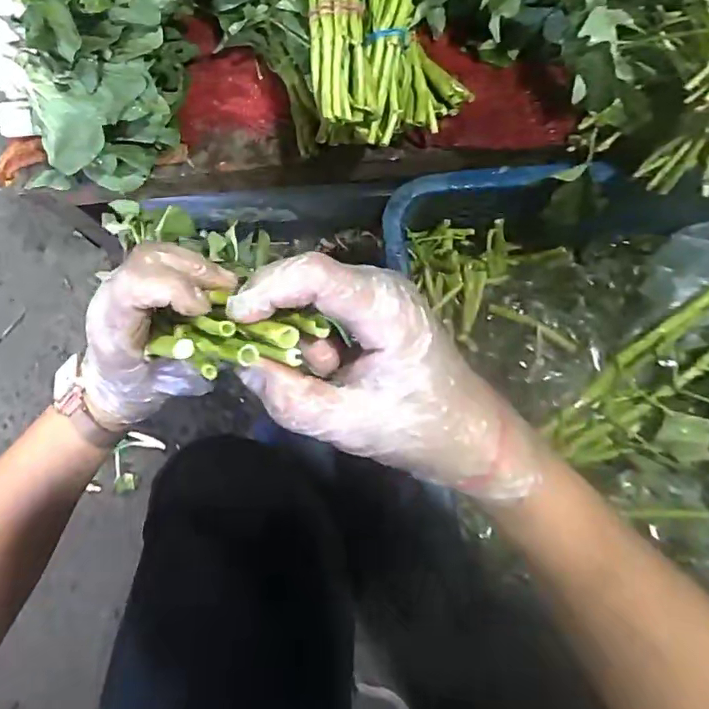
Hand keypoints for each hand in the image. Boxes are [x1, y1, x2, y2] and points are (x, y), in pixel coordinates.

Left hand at [80, 243, 238, 427]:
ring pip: (158, 252)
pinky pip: (164, 258)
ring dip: (196, 263)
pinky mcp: (137, 276)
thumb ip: (187, 354)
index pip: (135, 283)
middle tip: (228, 287)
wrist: (107, 385)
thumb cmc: (132, 389)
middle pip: (149, 257)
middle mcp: (113, 289)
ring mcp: (123, 278)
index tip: (203, 309)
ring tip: (225, 282)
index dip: (174, 288)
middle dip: (193, 268)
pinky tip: (212, 279)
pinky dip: (192, 265)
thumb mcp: (159, 381)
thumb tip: (223, 332)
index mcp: (110, 317)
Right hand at [226, 253, 543, 501]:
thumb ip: (289, 398)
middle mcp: (379, 285)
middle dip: (270, 306)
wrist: (472, 435)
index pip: (313, 273)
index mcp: (384, 308)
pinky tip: (327, 364)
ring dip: (292, 325)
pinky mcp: (369, 302)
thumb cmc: (418, 430)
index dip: (267, 288)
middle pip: (305, 273)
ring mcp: (376, 289)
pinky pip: (319, 303)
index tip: (236, 318)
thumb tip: (244, 362)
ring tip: (314, 369)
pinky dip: (308, 330)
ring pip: (308, 288)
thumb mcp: (347, 425)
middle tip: (250, 342)